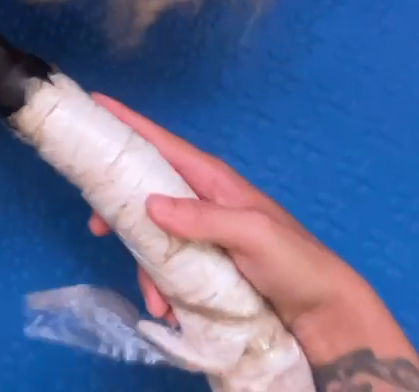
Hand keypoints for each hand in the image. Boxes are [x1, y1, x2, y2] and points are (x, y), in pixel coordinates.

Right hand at [86, 94, 409, 364]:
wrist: (326, 315)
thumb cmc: (295, 262)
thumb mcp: (253, 234)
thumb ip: (202, 217)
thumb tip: (148, 203)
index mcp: (209, 178)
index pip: (159, 141)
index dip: (125, 121)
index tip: (92, 103)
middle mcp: (197, 197)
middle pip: (141, 186)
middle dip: (117, 207)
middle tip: (97, 224)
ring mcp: (196, 230)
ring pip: (148, 231)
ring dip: (143, 263)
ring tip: (154, 298)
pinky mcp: (198, 261)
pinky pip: (164, 264)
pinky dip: (159, 285)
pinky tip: (166, 308)